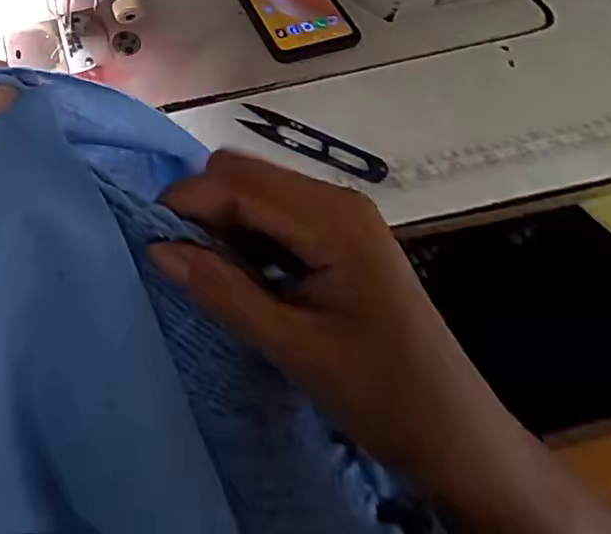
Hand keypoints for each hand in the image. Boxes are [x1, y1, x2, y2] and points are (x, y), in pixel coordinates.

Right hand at [149, 152, 610, 533]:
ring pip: (254, 189)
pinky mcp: (338, 233)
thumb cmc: (383, 394)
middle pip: (242, 173)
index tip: (152, 244)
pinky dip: (245, 234)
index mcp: (332, 218)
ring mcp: (339, 213)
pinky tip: (245, 276)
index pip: (235, 182)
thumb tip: (158, 249)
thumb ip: (223, 291)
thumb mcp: (294, 347)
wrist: (458, 436)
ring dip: (222, 222)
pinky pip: (273, 212)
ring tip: (214, 277)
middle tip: (187, 265)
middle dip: (202, 209)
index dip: (185, 204)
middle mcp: (335, 199)